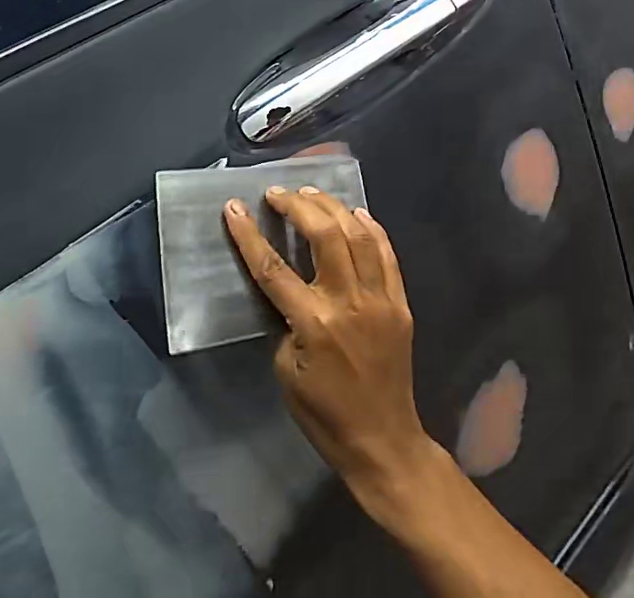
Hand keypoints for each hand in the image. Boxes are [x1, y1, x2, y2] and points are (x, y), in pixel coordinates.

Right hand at [222, 186, 433, 487]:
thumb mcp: (285, 369)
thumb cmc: (324, 412)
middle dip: (298, 206)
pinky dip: (371, 228)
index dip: (249, 234)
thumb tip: (288, 288)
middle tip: (278, 193)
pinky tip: (356, 213)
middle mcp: (348, 303)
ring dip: (332, 208)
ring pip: (358, 236)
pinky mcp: (400, 305)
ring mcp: (380, 301)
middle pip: (324, 236)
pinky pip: (387, 255)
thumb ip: (284, 320)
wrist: (383, 441)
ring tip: (311, 193)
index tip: (233, 207)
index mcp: (313, 323)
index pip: (273, 267)